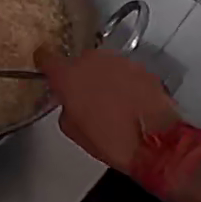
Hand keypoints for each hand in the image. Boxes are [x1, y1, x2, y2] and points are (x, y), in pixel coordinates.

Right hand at [33, 47, 178, 173]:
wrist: (155, 143)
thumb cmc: (111, 139)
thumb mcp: (72, 129)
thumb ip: (65, 106)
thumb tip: (70, 102)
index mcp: (69, 75)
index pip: (47, 58)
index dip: (45, 63)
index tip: (45, 67)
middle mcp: (92, 61)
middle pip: (79, 61)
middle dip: (80, 75)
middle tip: (84, 96)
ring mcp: (119, 62)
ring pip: (104, 65)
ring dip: (103, 78)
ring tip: (110, 101)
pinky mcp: (142, 68)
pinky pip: (125, 72)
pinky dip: (125, 82)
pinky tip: (128, 101)